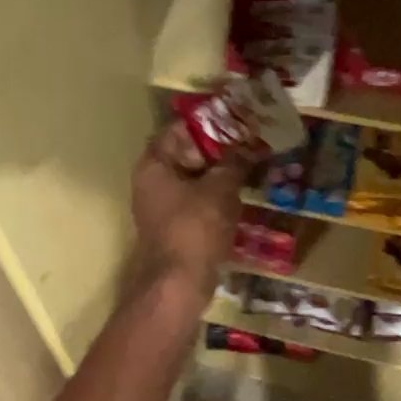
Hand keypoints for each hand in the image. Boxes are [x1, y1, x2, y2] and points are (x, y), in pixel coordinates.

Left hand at [130, 120, 249, 295]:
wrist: (180, 282)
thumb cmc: (195, 227)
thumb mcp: (220, 189)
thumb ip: (233, 164)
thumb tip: (245, 151)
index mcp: (154, 165)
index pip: (176, 130)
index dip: (205, 122)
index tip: (232, 119)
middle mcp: (151, 183)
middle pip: (184, 156)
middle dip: (216, 150)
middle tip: (247, 143)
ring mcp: (161, 208)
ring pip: (192, 182)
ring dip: (218, 175)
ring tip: (249, 166)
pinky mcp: (175, 229)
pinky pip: (196, 204)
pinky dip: (215, 198)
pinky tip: (240, 196)